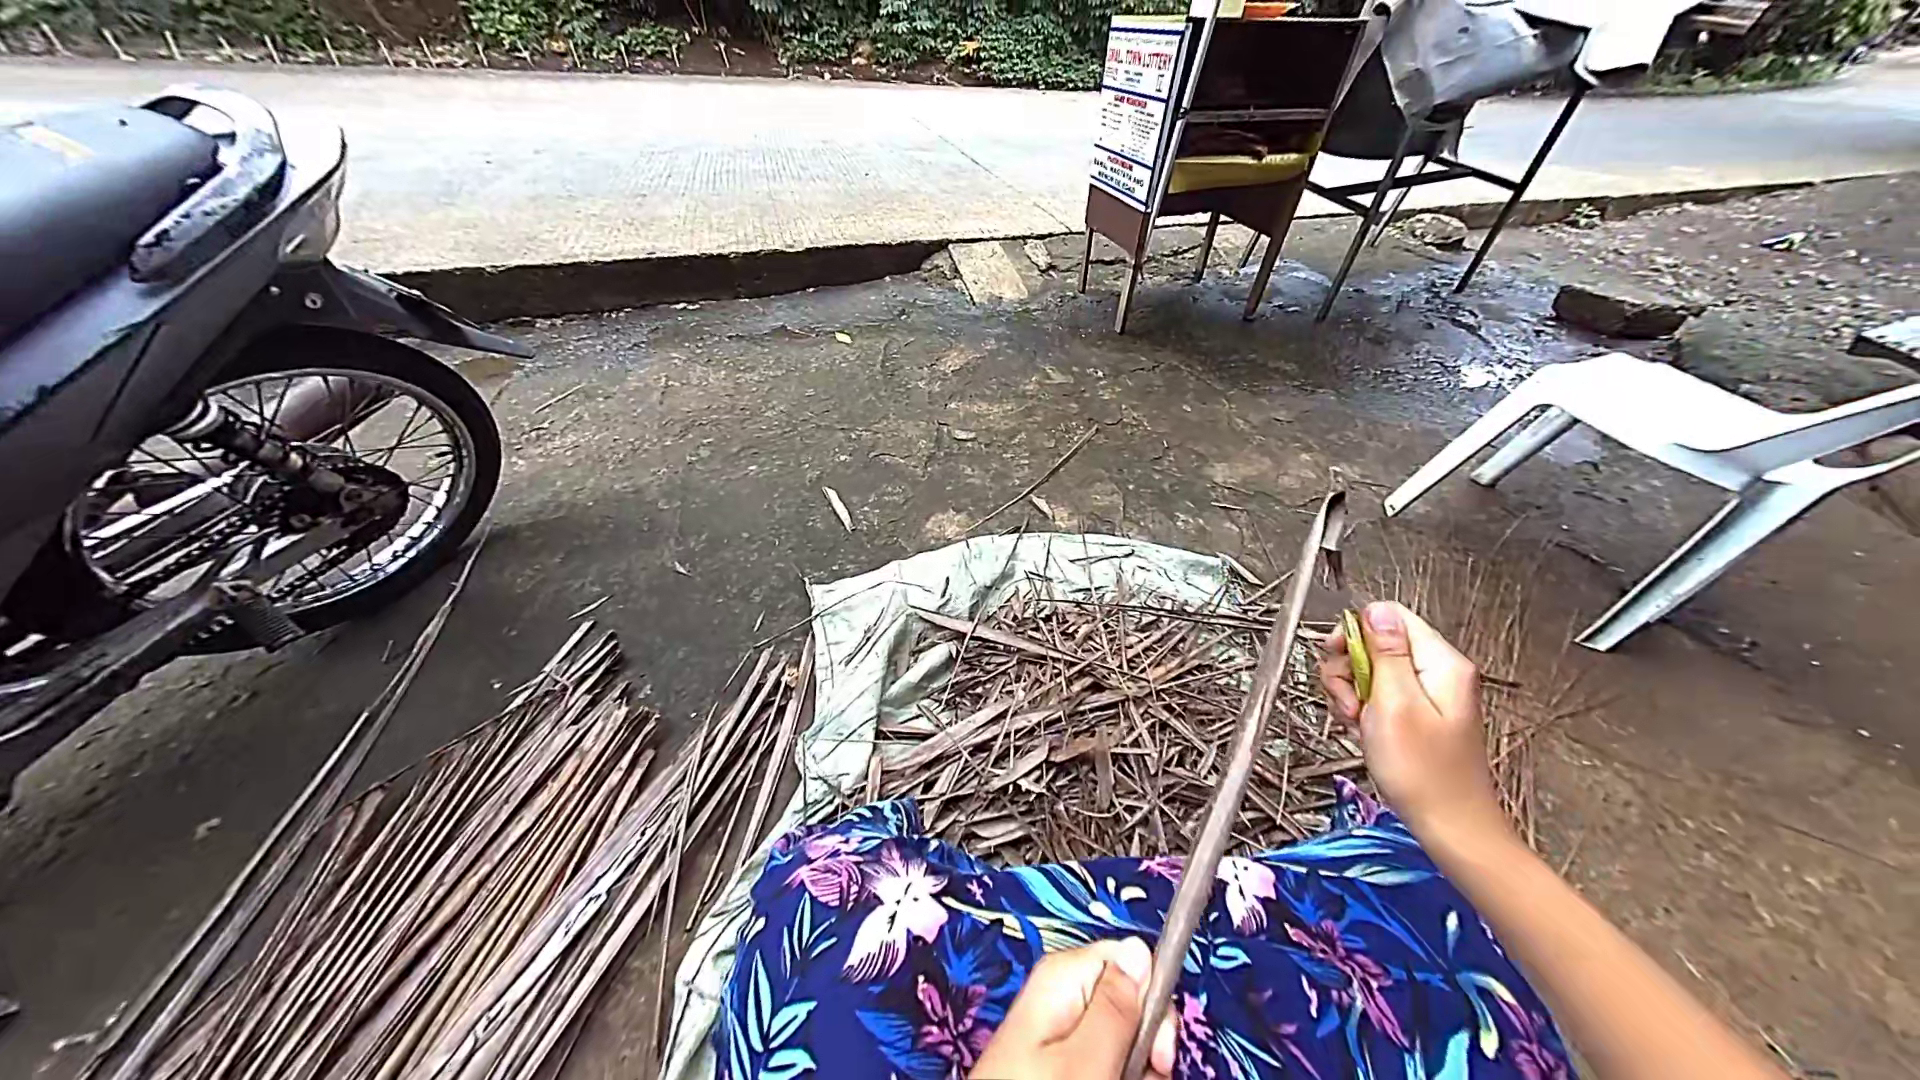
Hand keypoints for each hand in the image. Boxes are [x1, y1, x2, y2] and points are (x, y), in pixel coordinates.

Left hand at [970, 938, 1175, 1079]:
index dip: (1151, 1004)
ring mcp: (1062, 1028)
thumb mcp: (1082, 1060)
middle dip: (1143, 1048)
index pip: (1130, 959)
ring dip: (1129, 1070)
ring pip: (1124, 1042)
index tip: (1154, 1052)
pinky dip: (1110, 1075)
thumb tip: (1140, 948)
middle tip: (1127, 1078)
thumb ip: (1115, 1005)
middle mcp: (1063, 994)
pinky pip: (1105, 1060)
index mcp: (1064, 976)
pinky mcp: (1062, 1058)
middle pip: (1131, 1005)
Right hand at [1318, 601, 1507, 842]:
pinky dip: (1360, 709)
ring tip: (1358, 720)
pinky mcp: (1412, 711)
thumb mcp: (1395, 703)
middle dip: (1348, 668)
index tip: (1343, 662)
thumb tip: (1377, 610)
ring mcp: (1424, 693)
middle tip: (1351, 699)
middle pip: (1373, 642)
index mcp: (1440, 664)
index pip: (1389, 616)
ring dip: (1350, 692)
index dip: (1356, 634)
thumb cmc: (1424, 773)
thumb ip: (1385, 652)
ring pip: (1367, 669)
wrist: (1447, 825)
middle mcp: (1435, 672)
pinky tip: (1364, 729)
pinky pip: (1373, 693)